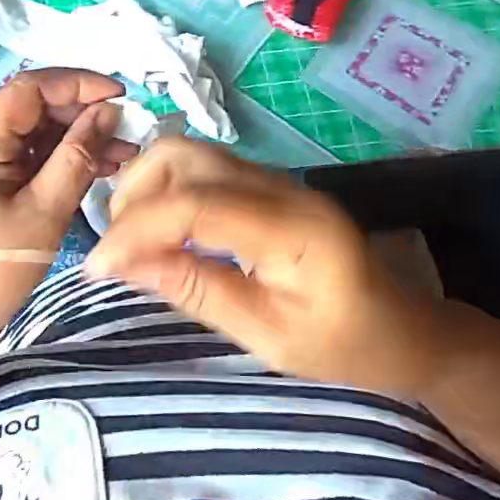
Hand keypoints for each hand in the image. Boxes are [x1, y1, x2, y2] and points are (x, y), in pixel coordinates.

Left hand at [0, 69, 137, 286]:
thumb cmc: (1, 267)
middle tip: (127, 126)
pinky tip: (106, 162)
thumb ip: (78, 156)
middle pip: (36, 107)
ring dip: (84, 134)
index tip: (117, 94)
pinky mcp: (0, 174)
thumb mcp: (47, 210)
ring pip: (43, 128)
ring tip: (125, 149)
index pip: (27, 91)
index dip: (75, 83)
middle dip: (85, 112)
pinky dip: (72, 154)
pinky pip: (40, 151)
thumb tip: (108, 113)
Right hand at [86, 138, 449, 398]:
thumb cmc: (346, 346)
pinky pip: (206, 170)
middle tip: (113, 249)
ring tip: (130, 239)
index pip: (196, 204)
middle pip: (187, 156)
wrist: (404, 329)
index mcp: (293, 227)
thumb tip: (125, 263)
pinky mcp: (269, 187)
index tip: (96, 267)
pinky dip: (168, 190)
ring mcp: (277, 180)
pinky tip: (160, 229)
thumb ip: (198, 290)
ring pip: (191, 153)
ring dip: (147, 186)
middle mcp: (283, 187)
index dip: (136, 229)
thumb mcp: (268, 336)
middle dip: (134, 194)